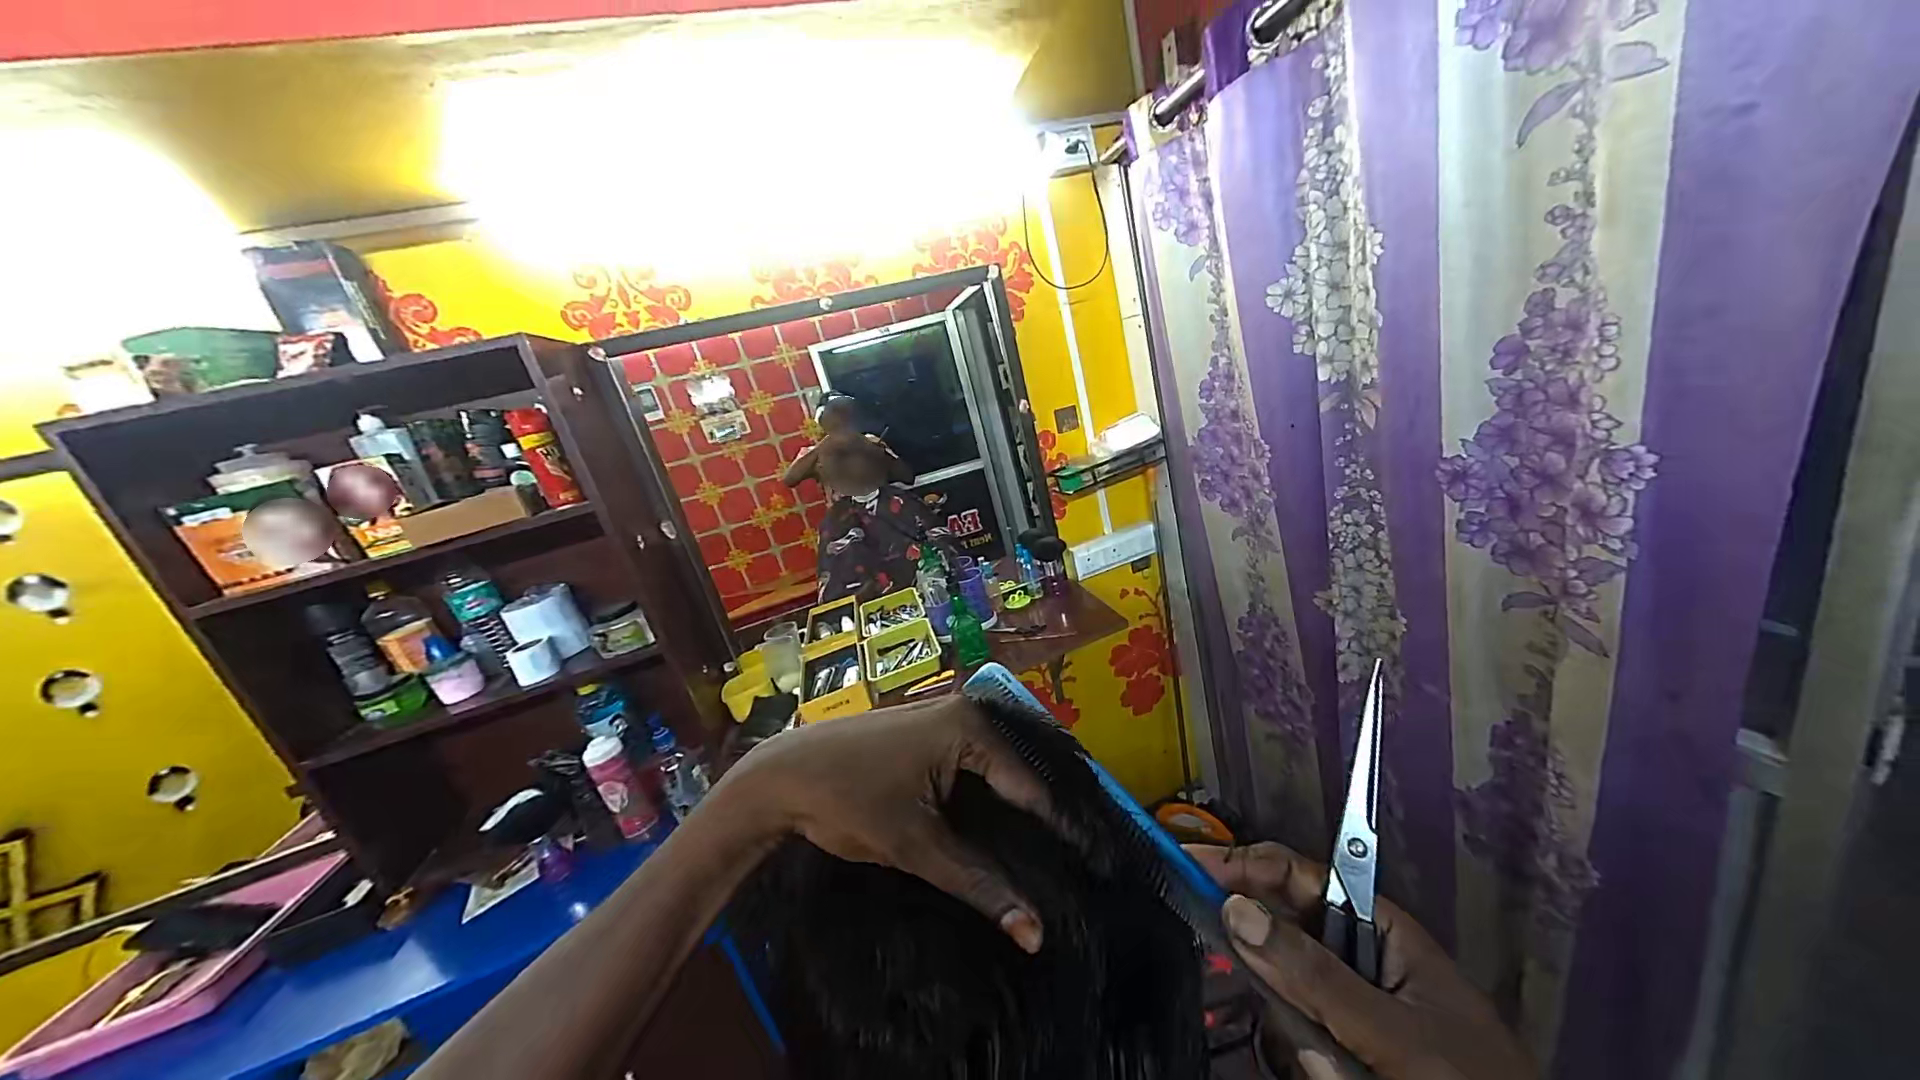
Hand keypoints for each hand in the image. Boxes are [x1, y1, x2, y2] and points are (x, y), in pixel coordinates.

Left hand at [716, 697, 1057, 952]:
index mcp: (970, 726)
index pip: (1030, 788)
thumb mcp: (915, 845)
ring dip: (1007, 812)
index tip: (1083, 876)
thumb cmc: (847, 801)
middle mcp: (964, 711)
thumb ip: (978, 884)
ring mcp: (943, 717)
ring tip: (1035, 860)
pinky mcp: (927, 731)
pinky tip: (991, 832)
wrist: (779, 775)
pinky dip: (981, 797)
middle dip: (1032, 823)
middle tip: (1059, 874)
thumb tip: (1035, 933)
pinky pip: (970, 765)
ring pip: (992, 771)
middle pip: (1014, 775)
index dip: (1056, 835)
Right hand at [1187, 843, 1533, 1079]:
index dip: (1242, 863)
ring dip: (1302, 1038)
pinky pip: (1294, 1036)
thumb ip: (1313, 974)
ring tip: (1338, 1067)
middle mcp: (1354, 956)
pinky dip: (1306, 1060)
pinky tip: (1329, 1071)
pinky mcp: (1337, 1046)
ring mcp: (1344, 1005)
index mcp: (1376, 928)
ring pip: (1281, 992)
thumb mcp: (1395, 1033)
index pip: (1295, 874)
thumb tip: (1235, 908)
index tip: (1188, 863)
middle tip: (1267, 995)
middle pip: (1279, 934)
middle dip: (1269, 971)